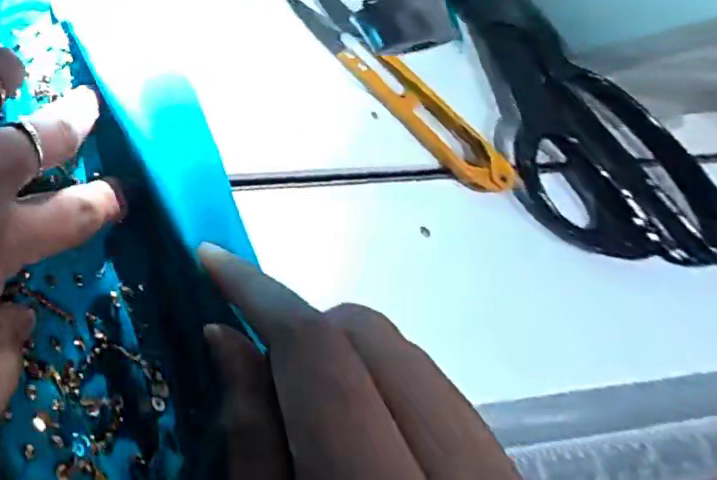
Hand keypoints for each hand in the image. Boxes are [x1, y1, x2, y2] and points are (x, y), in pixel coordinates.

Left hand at [0, 26, 120, 476]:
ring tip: (7, 64)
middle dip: (72, 119)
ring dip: (4, 70)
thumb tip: (25, 319)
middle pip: (43, 136)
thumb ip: (4, 366)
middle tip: (86, 103)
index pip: (68, 219)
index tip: (116, 193)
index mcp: (1, 245)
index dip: (97, 204)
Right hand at [198, 245, 517, 479]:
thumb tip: (227, 337)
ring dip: (349, 355)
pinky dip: (394, 391)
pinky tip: (369, 433)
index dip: (259, 292)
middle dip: (306, 326)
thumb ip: (251, 438)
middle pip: (373, 336)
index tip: (210, 259)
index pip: (321, 353)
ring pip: (416, 360)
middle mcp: (464, 477)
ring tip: (313, 402)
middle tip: (263, 360)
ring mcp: (505, 479)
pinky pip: (452, 403)